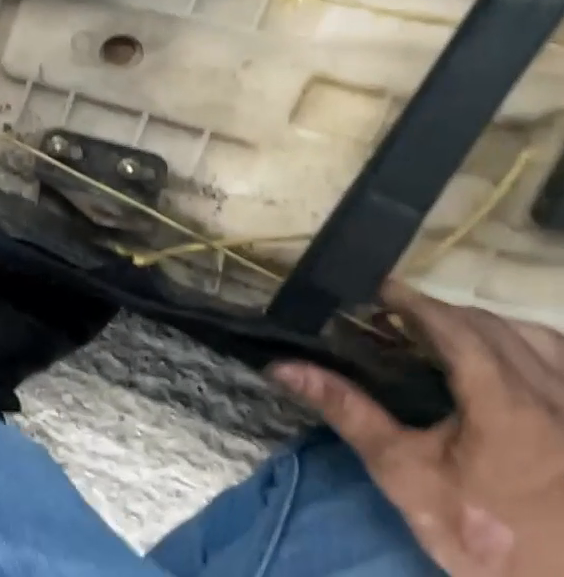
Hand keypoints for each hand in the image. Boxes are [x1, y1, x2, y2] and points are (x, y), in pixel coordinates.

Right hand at [272, 284, 563, 576]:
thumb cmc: (480, 531)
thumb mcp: (404, 474)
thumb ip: (349, 412)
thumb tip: (283, 367)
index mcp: (508, 407)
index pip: (458, 331)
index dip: (415, 303)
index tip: (378, 288)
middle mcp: (558, 400)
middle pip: (500, 328)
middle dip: (447, 314)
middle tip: (401, 318)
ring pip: (546, 340)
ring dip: (495, 327)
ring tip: (454, 336)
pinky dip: (538, 349)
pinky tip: (511, 362)